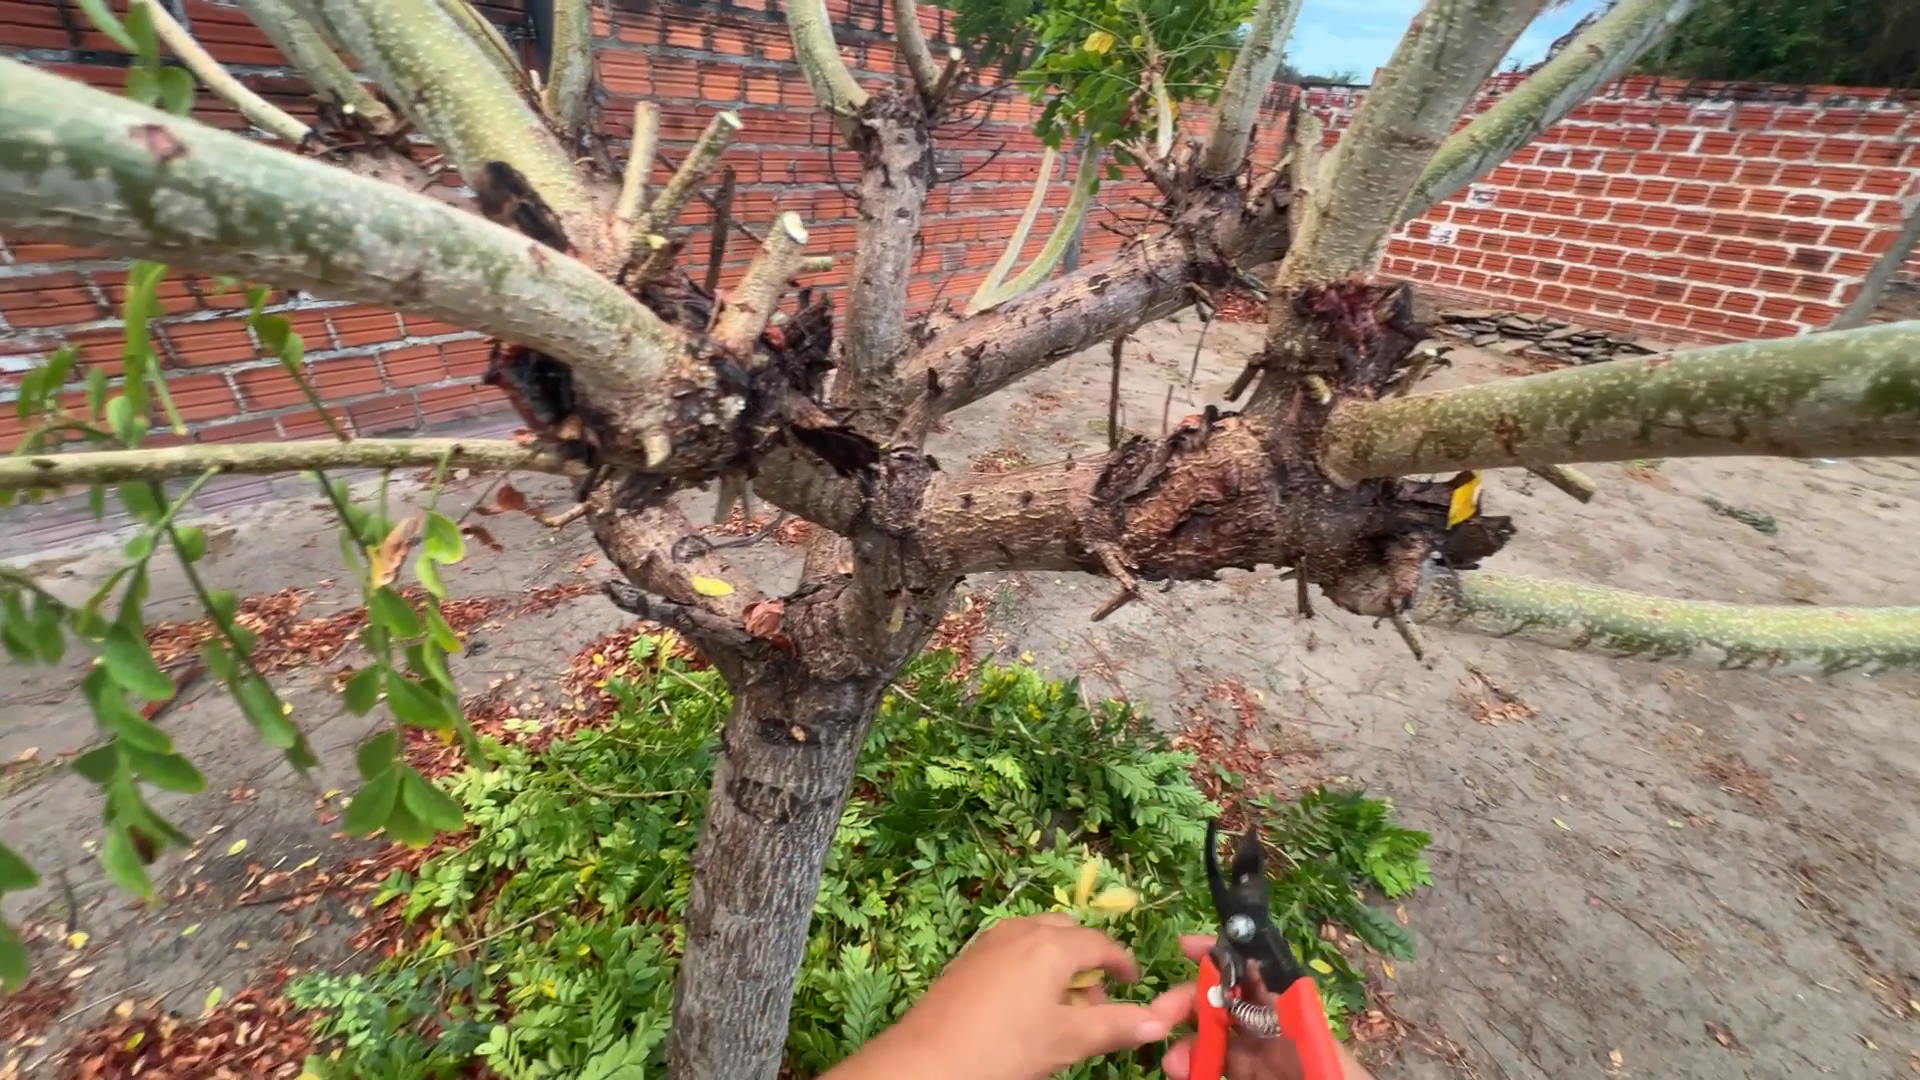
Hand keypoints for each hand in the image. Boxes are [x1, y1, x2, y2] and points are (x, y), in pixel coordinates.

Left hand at [829, 914, 1188, 1079]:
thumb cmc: (1005, 1047)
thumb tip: (1157, 1021)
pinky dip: (1033, 962)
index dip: (1122, 962)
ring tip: (1063, 1005)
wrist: (930, 1056)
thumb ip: (1113, 1026)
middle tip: (1097, 998)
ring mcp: (994, 937)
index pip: (1100, 943)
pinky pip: (1015, 944)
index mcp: (1052, 944)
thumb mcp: (1066, 1040)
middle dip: (1088, 959)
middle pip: (1069, 932)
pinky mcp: (973, 952)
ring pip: (1040, 936)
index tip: (1134, 982)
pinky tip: (1028, 1001)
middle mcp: (1024, 928)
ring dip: (1060, 960)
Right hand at [1159, 935, 1369, 1079]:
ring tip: (1172, 1064)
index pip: (1251, 971)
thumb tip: (1250, 975)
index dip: (1217, 955)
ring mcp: (1259, 1060)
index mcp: (1290, 1013)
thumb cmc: (1335, 1077)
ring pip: (1211, 1038)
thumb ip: (1287, 1010)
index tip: (1184, 946)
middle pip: (1220, 1002)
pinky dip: (1194, 1067)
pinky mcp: (1249, 1079)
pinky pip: (1216, 1068)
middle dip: (1186, 1001)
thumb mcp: (1323, 1057)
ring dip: (1185, 1042)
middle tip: (1159, 1016)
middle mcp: (1270, 1030)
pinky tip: (1181, 1074)